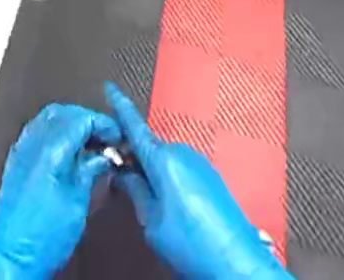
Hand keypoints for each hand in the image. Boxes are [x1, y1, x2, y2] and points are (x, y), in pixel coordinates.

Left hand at [0, 103, 121, 279]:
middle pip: (66, 112)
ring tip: (88, 143)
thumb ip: (91, 170)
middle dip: (88, 120)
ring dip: (71, 123)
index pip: (83, 119)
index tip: (118, 137)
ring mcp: (22, 150)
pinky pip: (38, 130)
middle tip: (105, 138)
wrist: (7, 260)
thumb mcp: (77, 202)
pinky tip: (67, 151)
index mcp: (51, 149)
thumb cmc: (44, 236)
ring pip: (50, 117)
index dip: (104, 124)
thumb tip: (105, 156)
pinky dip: (56, 131)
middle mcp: (34, 142)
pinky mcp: (16, 160)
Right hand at [104, 82, 289, 279]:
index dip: (121, 107)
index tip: (111, 88)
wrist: (232, 255)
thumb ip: (135, 190)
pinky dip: (167, 177)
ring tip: (147, 201)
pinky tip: (168, 203)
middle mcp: (181, 151)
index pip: (136, 127)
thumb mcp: (151, 220)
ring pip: (164, 159)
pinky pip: (179, 166)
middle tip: (119, 175)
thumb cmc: (192, 241)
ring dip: (152, 171)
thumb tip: (123, 173)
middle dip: (133, 157)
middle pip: (148, 146)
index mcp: (164, 159)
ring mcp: (196, 160)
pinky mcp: (207, 172)